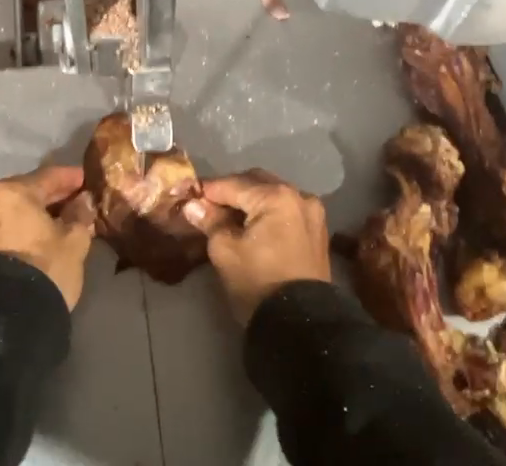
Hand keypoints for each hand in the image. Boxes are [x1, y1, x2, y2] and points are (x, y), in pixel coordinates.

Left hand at [0, 165, 95, 308]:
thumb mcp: (74, 240)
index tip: (86, 180)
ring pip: (14, 211)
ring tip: (57, 221)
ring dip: (35, 213)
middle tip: (75, 200)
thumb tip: (82, 201)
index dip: (71, 178)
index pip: (49, 177)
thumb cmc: (46, 267)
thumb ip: (80, 215)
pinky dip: (22, 228)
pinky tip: (38, 236)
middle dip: (52, 196)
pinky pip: (5, 228)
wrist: (8, 316)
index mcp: (14, 192)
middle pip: (28, 192)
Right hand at [185, 169, 332, 323]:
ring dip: (250, 200)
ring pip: (273, 194)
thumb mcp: (225, 251)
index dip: (207, 190)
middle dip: (231, 191)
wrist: (299, 324)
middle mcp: (298, 195)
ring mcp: (312, 212)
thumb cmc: (258, 283)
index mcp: (275, 196)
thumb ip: (209, 221)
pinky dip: (268, 211)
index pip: (232, 184)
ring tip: (228, 217)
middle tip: (207, 206)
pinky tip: (252, 225)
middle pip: (255, 182)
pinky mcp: (317, 229)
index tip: (188, 195)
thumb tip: (193, 205)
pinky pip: (287, 209)